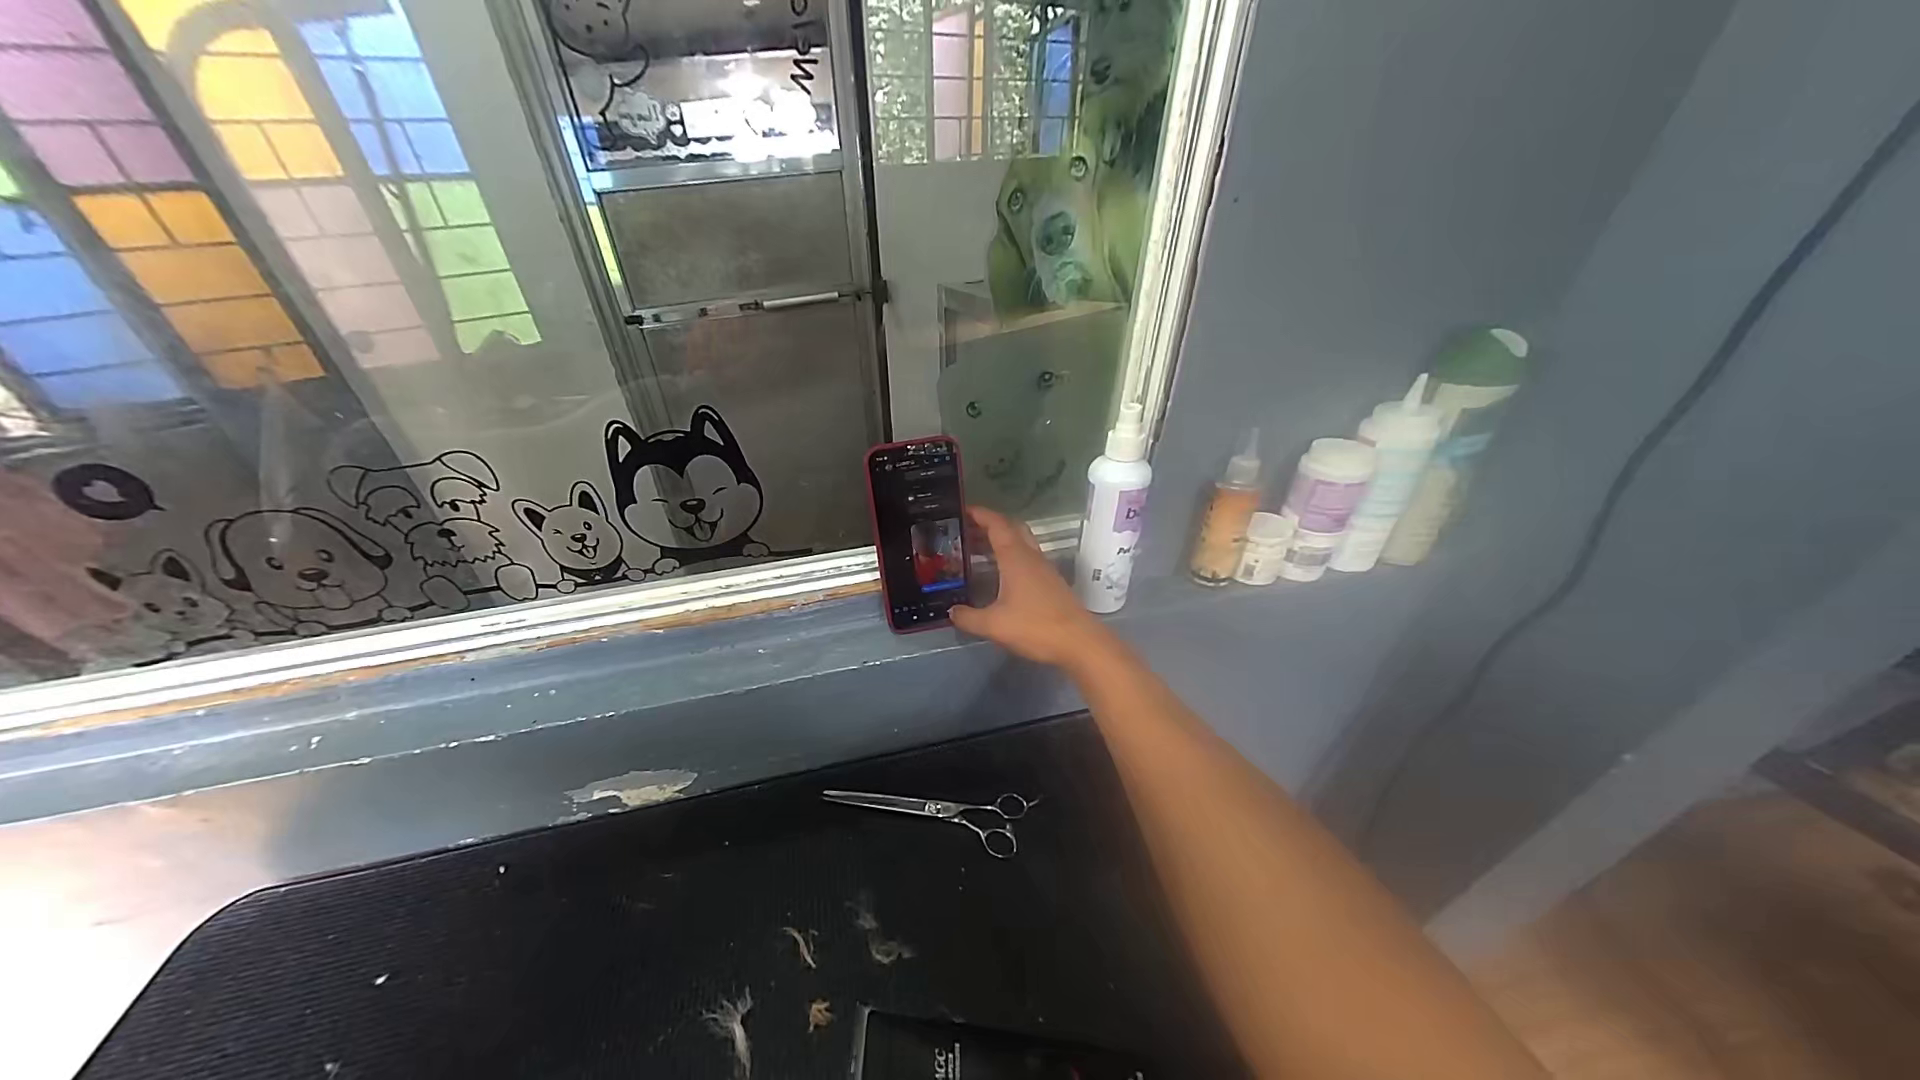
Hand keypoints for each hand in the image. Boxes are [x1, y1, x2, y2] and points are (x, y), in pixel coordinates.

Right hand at [950, 506, 1121, 670]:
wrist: (1079, 643)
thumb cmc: (1035, 627)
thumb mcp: (994, 625)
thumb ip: (968, 617)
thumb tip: (952, 611)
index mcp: (1015, 558)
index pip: (997, 525)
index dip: (980, 514)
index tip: (963, 509)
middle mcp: (1031, 557)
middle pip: (1012, 529)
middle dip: (991, 524)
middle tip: (968, 530)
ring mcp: (1045, 569)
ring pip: (1021, 544)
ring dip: (1002, 542)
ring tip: (979, 551)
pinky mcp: (1052, 583)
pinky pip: (1028, 560)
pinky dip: (1011, 558)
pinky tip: (1001, 576)